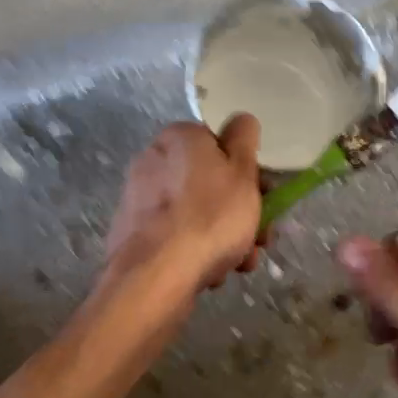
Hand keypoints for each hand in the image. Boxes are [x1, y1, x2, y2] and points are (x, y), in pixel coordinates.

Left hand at [105, 115, 264, 290]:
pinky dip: (196, 250)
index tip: (264, 195)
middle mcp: (152, 160)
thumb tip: (240, 120)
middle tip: (261, 236)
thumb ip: (245, 139)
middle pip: (209, 181)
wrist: (155, 277)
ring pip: (196, 212)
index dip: (246, 170)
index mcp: (178, 138)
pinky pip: (175, 236)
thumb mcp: (242, 171)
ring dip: (224, 235)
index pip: (219, 144)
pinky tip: (212, 273)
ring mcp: (139, 200)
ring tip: (242, 262)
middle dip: (239, 210)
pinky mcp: (133, 235)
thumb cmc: (209, 216)